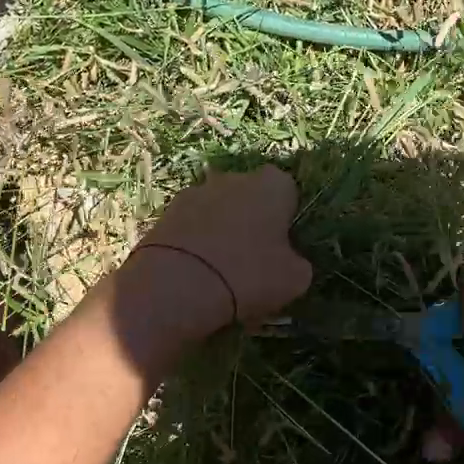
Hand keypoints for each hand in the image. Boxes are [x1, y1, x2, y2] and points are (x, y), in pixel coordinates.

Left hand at [135, 165, 312, 329]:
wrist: (177, 284)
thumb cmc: (249, 275)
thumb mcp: (295, 278)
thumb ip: (297, 261)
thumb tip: (288, 260)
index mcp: (272, 185)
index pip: (288, 192)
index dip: (285, 218)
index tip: (282, 246)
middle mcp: (234, 178)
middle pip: (249, 196)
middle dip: (251, 219)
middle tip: (252, 258)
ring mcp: (195, 191)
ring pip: (217, 210)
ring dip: (220, 229)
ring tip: (219, 269)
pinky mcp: (166, 211)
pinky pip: (190, 225)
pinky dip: (194, 241)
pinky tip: (195, 271)